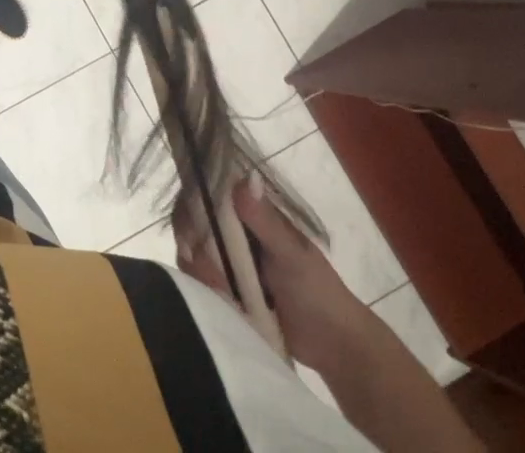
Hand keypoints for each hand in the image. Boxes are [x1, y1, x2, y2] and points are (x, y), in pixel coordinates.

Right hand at [177, 178, 379, 376]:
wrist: (333, 346)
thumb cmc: (319, 293)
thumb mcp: (293, 257)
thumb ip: (266, 221)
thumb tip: (246, 177)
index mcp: (252, 215)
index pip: (209, 193)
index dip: (191, 203)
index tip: (192, 230)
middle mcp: (234, 232)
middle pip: (192, 220)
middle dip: (193, 243)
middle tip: (213, 271)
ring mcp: (226, 259)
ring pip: (191, 248)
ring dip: (198, 267)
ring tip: (224, 290)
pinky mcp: (222, 286)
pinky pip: (195, 275)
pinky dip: (200, 284)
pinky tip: (218, 296)